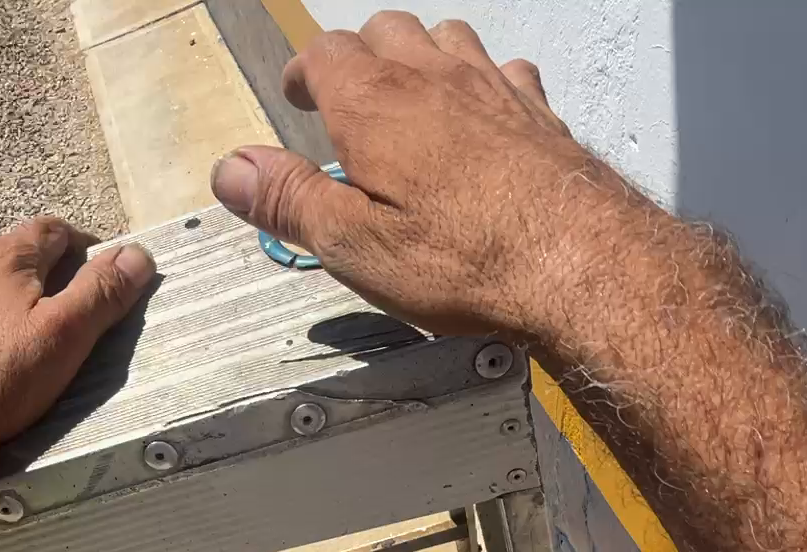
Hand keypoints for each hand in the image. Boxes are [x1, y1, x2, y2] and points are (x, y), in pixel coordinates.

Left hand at [0, 217, 154, 480]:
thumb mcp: (65, 337)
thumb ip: (101, 294)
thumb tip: (138, 254)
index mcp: (7, 258)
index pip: (53, 231)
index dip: (82, 243)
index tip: (97, 265)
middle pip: (9, 249)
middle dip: (38, 267)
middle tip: (58, 300)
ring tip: (7, 316)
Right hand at [210, 13, 621, 340]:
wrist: (576, 264)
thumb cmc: (462, 259)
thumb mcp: (354, 246)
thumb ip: (289, 202)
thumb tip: (229, 169)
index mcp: (375, 107)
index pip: (324, 56)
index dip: (304, 72)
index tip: (295, 93)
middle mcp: (434, 78)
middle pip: (384, 31)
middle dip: (355, 56)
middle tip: (342, 93)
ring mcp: (492, 87)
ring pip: (444, 38)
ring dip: (415, 58)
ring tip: (404, 97)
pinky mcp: (536, 112)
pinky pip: (501, 70)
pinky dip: (477, 81)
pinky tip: (478, 114)